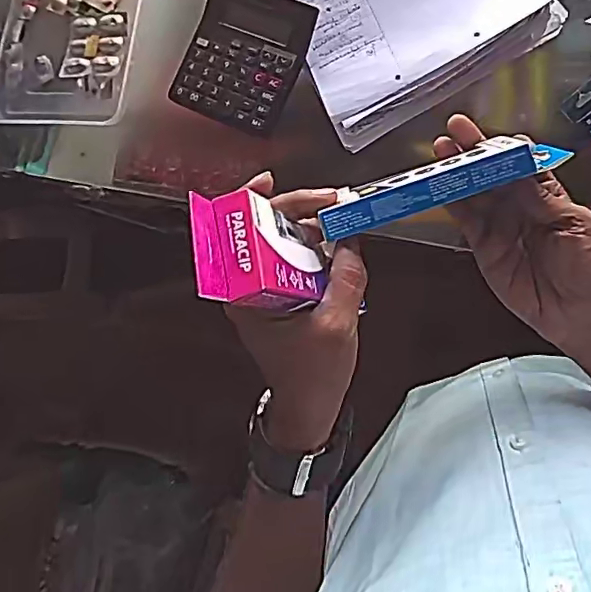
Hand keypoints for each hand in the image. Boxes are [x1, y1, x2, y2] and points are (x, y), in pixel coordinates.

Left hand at [225, 172, 367, 451]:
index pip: (239, 235)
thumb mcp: (336, 325)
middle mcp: (249, 286)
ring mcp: (266, 288)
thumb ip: (346, 278)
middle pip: (263, 228)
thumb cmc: (311, 376)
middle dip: (297, 207)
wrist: (307, 407)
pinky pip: (295, 255)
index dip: (252, 203)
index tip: (270, 183)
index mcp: (246, 294)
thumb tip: (350, 239)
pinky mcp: (283, 292)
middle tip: (333, 202)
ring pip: (282, 238)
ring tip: (342, 218)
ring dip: (311, 223)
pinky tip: (337, 240)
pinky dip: (316, 242)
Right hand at [434, 113, 590, 351]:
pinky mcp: (485, 245)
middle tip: (456, 130)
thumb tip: (521, 173)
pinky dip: (453, 202)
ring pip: (474, 190)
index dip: (504, 147)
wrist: (577, 312)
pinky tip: (442, 186)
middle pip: (492, 170)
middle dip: (473, 149)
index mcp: (546, 193)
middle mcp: (520, 204)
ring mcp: (500, 223)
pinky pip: (466, 219)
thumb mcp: (575, 226)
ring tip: (442, 151)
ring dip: (458, 170)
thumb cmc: (587, 268)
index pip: (521, 161)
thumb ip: (545, 199)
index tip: (491, 136)